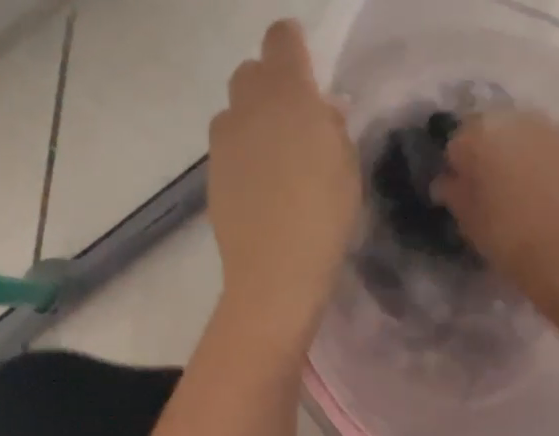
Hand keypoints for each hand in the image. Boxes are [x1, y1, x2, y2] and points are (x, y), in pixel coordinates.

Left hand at [209, 20, 360, 328]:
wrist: (274, 273)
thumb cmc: (324, 218)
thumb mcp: (347, 168)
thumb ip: (333, 128)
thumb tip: (324, 110)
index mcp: (288, 93)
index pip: (281, 40)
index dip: (293, 49)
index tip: (308, 74)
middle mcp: (248, 106)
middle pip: (251, 72)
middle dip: (270, 87)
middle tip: (295, 123)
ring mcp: (223, 140)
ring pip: (234, 112)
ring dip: (253, 123)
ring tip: (276, 160)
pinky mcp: (211, 173)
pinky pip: (227, 149)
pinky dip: (243, 157)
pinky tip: (262, 190)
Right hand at [431, 109, 558, 283]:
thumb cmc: (506, 237)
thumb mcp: (468, 220)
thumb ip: (453, 193)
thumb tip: (445, 182)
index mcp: (479, 136)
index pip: (456, 143)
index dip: (455, 167)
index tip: (458, 189)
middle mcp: (514, 120)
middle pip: (491, 130)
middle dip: (485, 153)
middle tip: (485, 187)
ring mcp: (548, 130)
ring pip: (520, 134)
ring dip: (513, 153)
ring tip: (514, 187)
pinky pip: (545, 146)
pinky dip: (538, 160)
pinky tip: (538, 188)